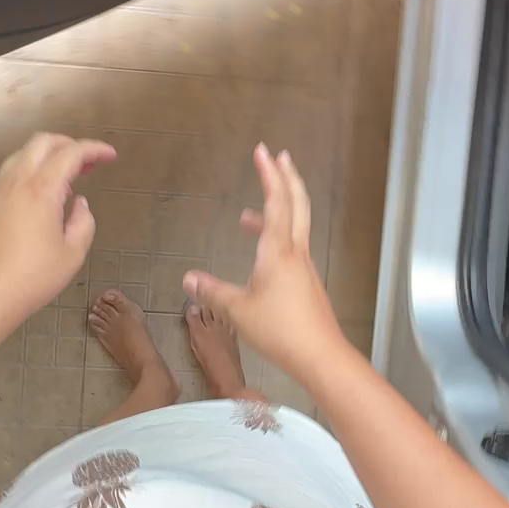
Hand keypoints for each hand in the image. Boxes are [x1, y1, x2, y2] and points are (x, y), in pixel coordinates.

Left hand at [0, 133, 115, 329]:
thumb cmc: (32, 279)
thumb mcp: (73, 254)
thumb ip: (83, 222)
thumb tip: (78, 204)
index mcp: (41, 190)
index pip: (71, 153)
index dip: (94, 149)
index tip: (110, 156)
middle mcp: (15, 182)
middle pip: (42, 142)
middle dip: (68, 144)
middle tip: (87, 162)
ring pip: (21, 156)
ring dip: (46, 158)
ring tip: (64, 182)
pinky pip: (8, 175)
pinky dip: (29, 174)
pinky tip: (39, 200)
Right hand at [183, 144, 351, 374]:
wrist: (320, 355)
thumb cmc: (280, 329)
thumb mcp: (237, 310)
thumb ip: (212, 292)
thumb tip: (188, 280)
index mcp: (278, 251)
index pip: (275, 202)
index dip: (269, 174)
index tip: (263, 152)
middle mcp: (295, 252)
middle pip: (296, 205)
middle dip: (287, 178)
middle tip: (280, 157)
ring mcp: (303, 267)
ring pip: (295, 227)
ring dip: (279, 210)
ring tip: (250, 213)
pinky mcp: (306, 283)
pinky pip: (292, 248)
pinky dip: (276, 239)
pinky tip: (260, 258)